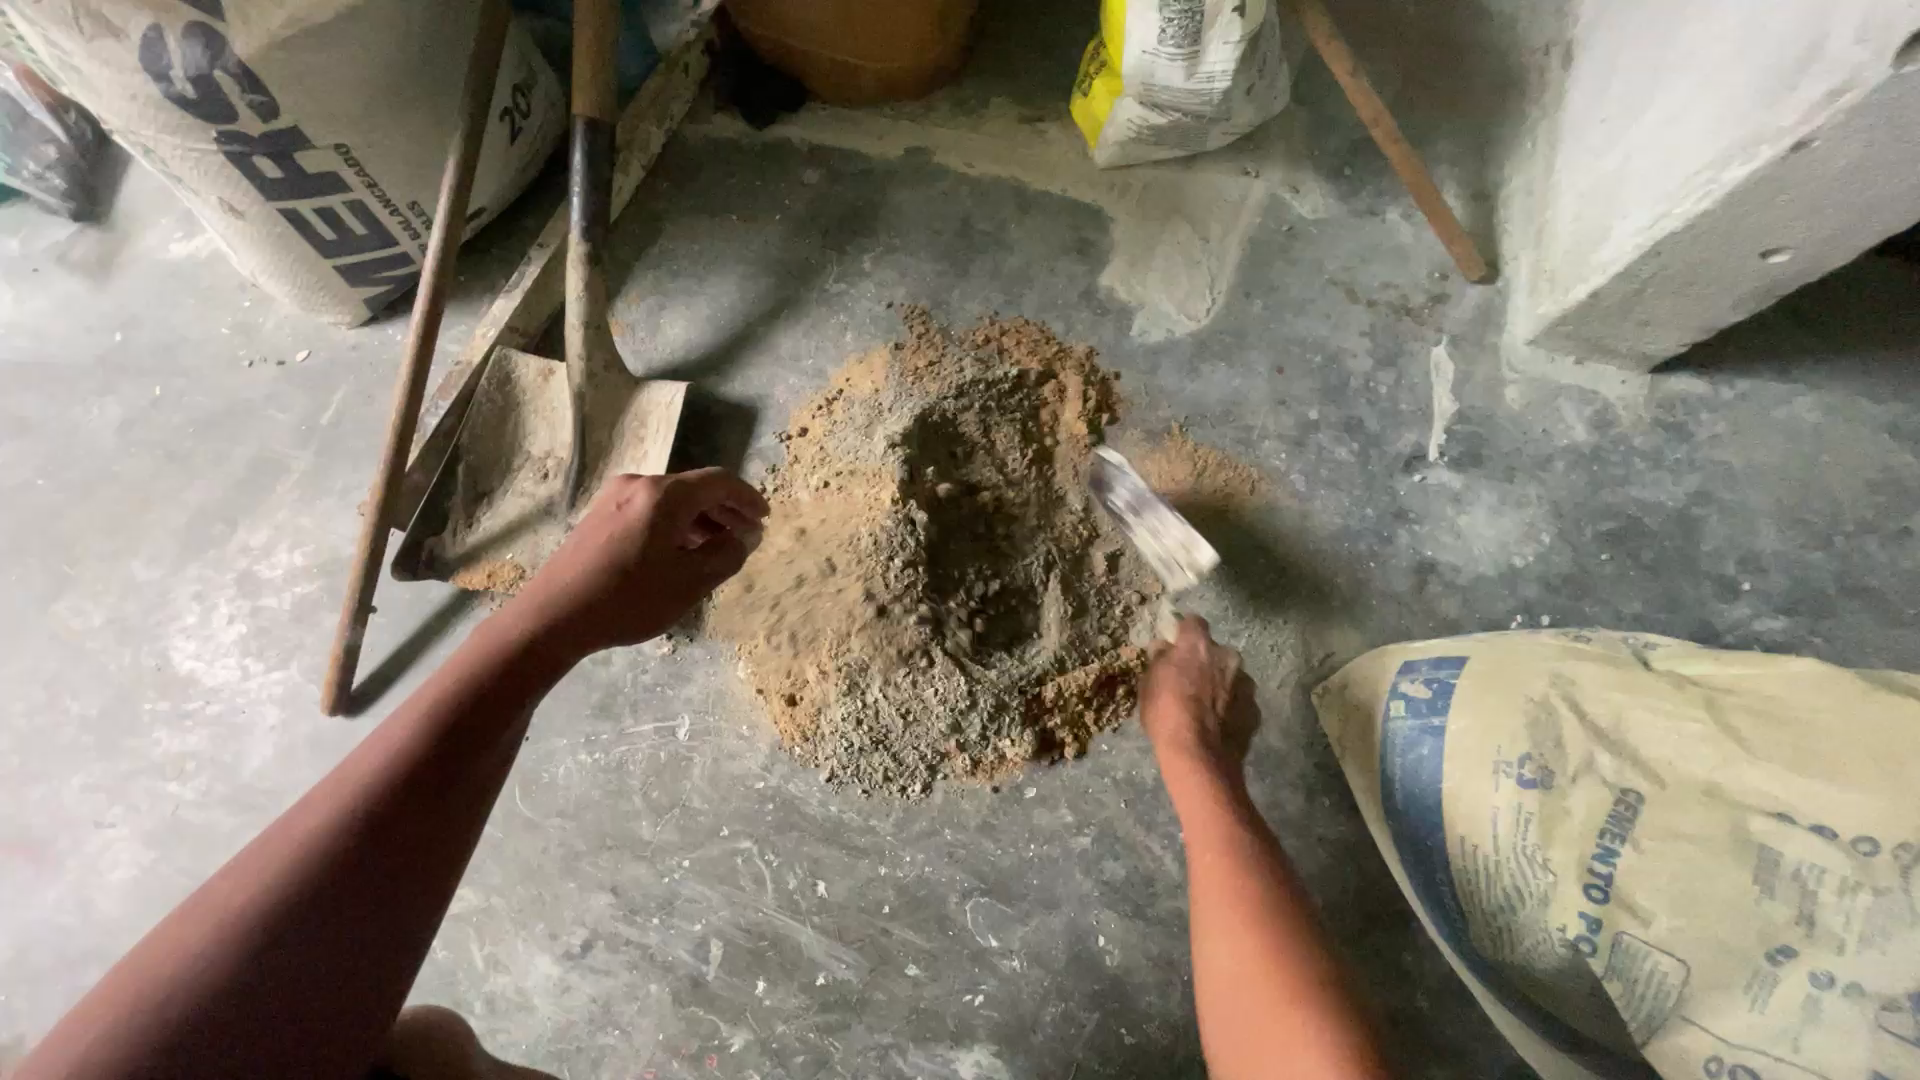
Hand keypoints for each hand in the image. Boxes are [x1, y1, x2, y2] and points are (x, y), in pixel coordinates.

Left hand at [505, 468, 768, 659]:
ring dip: (702, 520)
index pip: (719, 481)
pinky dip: (676, 525)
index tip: (765, 518)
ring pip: (673, 501)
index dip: (747, 498)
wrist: (552, 617)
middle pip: (695, 488)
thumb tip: (746, 536)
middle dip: (726, 511)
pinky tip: (683, 551)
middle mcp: (639, 485)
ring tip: (719, 548)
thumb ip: (727, 554)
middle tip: (748, 536)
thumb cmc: (629, 599)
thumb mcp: (691, 582)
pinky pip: (651, 510)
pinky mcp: (600, 516)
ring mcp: (614, 498)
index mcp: (665, 495)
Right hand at [1139, 616, 1260, 776]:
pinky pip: (1240, 698)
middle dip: (1204, 660)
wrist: (1198, 755)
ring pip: (1230, 674)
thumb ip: (1159, 660)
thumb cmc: (1165, 713)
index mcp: (1198, 645)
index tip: (1176, 644)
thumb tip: (1163, 648)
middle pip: (1214, 650)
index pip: (1193, 621)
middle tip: (1190, 679)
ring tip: (1206, 705)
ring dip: (1220, 682)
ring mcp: (1245, 682)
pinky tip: (1218, 721)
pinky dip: (1230, 705)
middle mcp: (1226, 656)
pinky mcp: (1255, 708)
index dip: (1184, 631)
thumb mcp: (1147, 683)